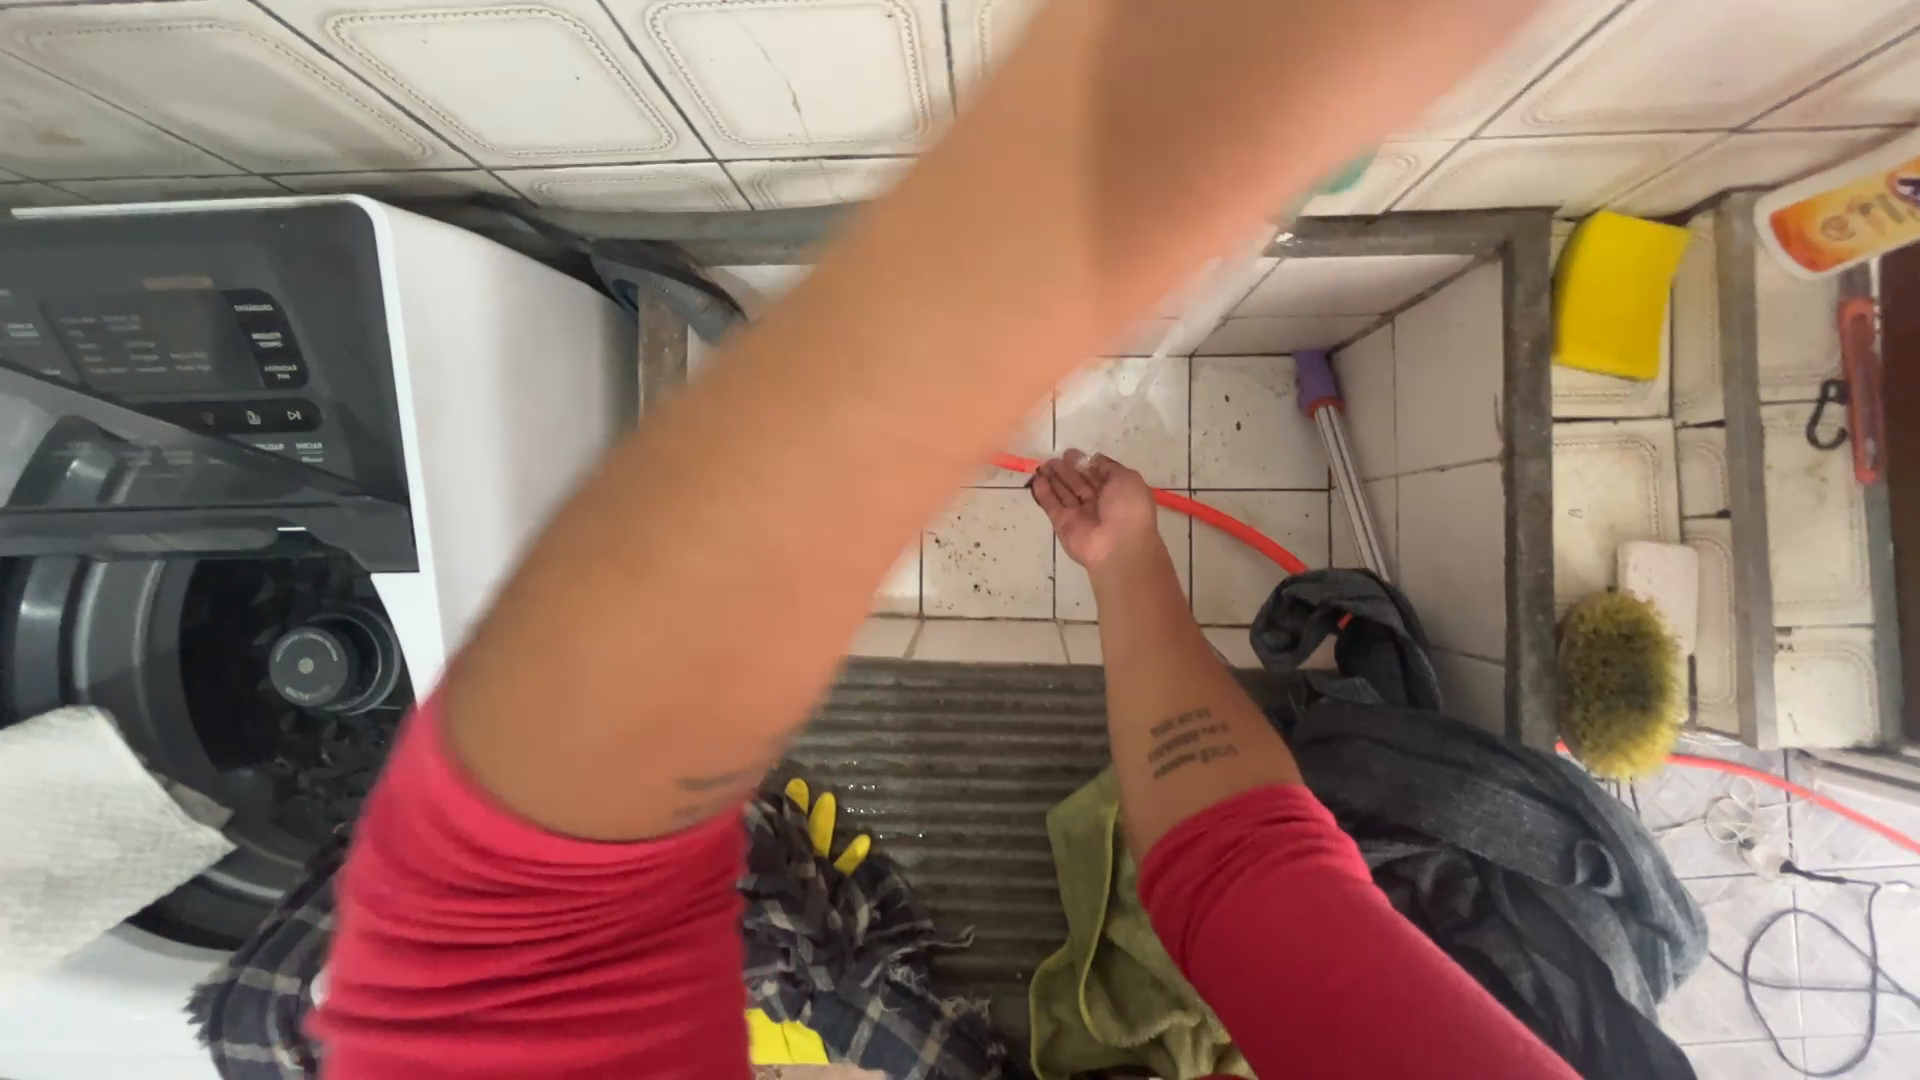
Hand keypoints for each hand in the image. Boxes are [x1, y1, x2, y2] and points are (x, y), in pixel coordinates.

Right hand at [1030, 450, 1159, 571]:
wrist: (1118, 545)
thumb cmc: (1128, 508)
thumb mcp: (1127, 479)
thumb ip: (1109, 467)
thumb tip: (1095, 460)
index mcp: (1117, 493)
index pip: (1097, 475)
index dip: (1085, 464)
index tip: (1071, 453)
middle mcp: (1098, 504)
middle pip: (1078, 484)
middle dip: (1066, 470)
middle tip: (1053, 458)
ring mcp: (1079, 515)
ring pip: (1064, 493)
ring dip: (1053, 479)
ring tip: (1042, 465)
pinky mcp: (1063, 524)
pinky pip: (1052, 506)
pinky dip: (1043, 493)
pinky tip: (1037, 479)